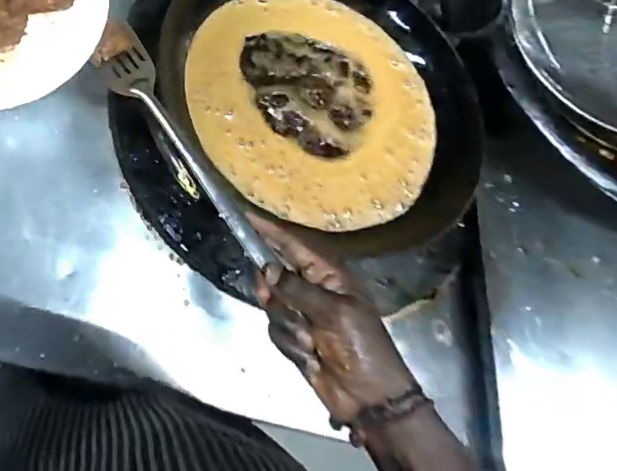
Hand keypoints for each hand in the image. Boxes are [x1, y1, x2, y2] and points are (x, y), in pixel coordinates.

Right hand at [249, 214, 418, 425]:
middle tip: (269, 295)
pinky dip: (290, 342)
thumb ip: (297, 288)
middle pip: (273, 272)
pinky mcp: (293, 335)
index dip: (269, 229)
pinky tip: (311, 355)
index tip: (245, 215)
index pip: (292, 244)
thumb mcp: (335, 313)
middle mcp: (311, 288)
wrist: (371, 401)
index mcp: (328, 275)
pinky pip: (274, 326)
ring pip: (271, 302)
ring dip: (288, 324)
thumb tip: (266, 268)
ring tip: (311, 341)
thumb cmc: (363, 348)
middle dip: (273, 289)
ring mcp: (301, 312)